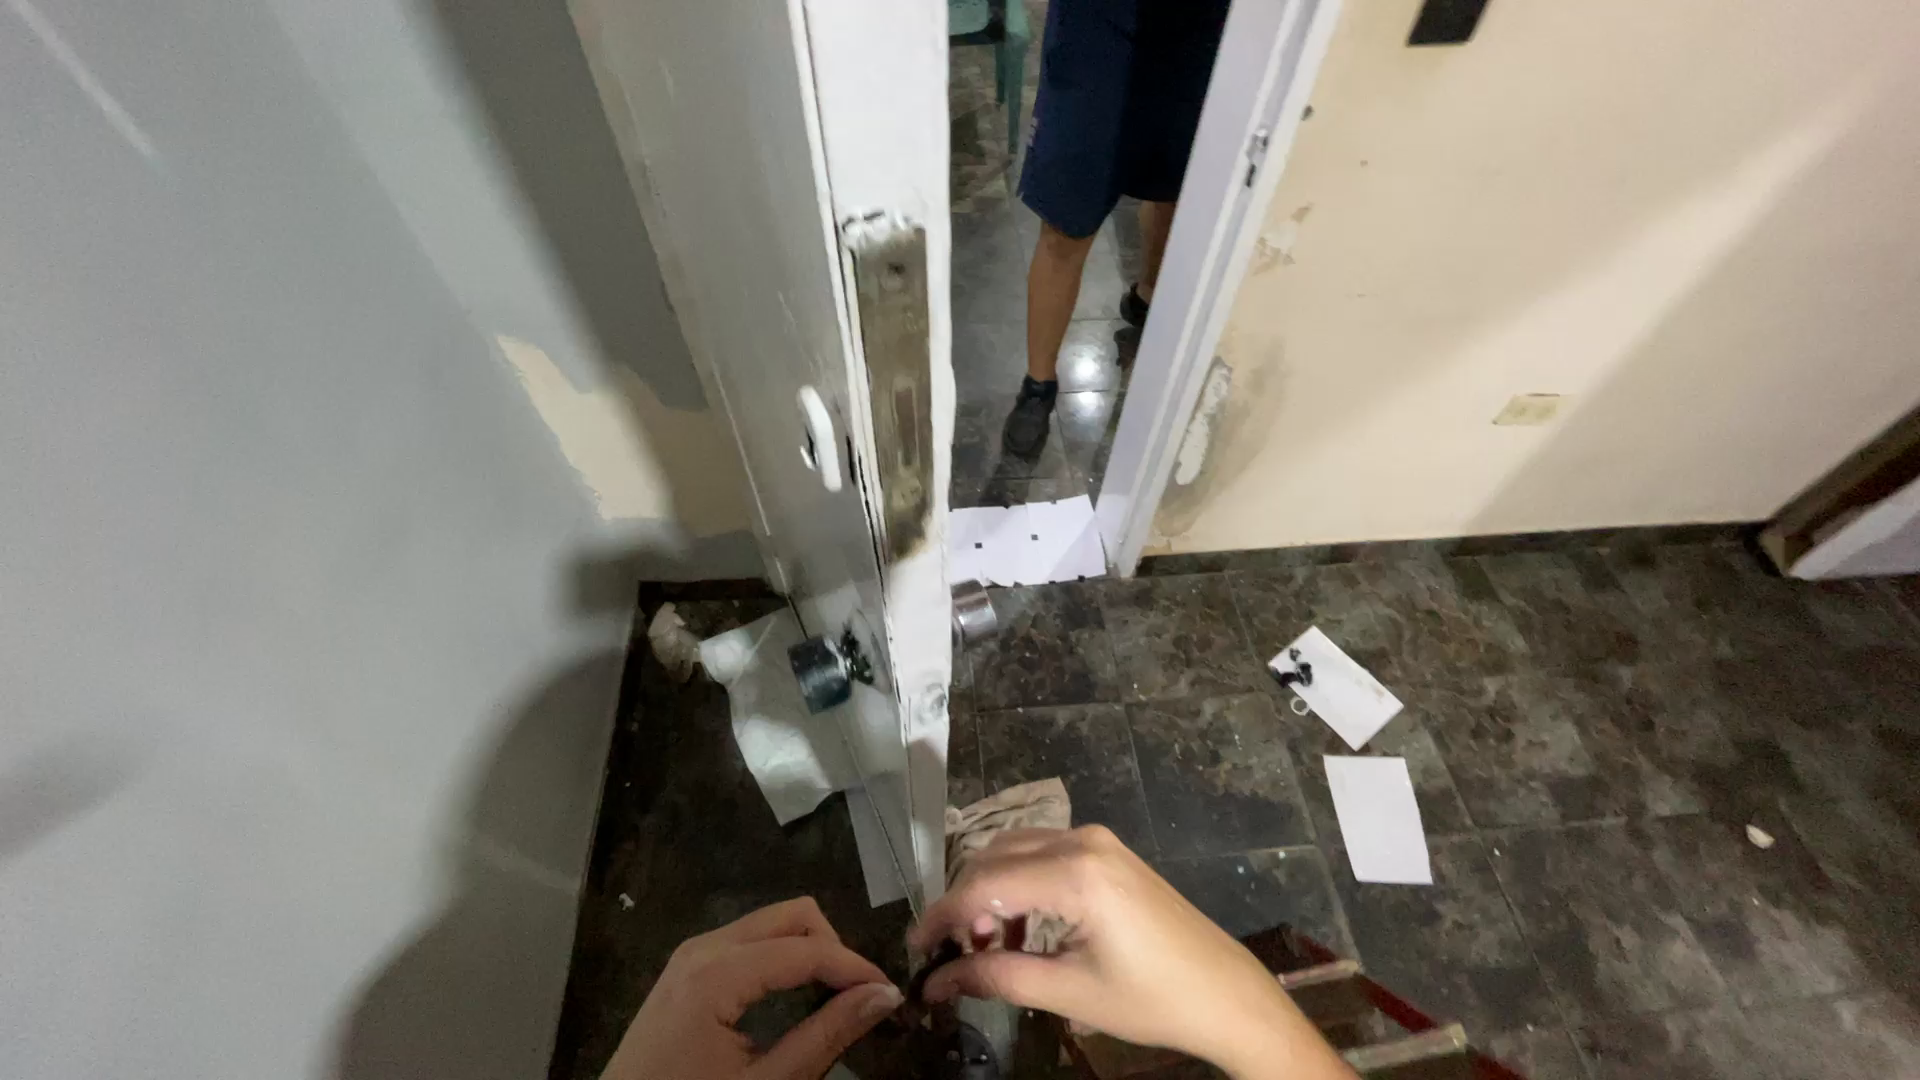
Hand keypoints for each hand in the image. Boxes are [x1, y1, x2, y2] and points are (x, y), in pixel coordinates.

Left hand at [602, 897, 902, 1079]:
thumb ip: (826, 1036)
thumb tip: (883, 996)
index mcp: (718, 973)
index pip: (807, 949)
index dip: (854, 967)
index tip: (890, 994)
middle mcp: (706, 946)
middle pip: (793, 915)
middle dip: (832, 948)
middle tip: (855, 995)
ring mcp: (693, 952)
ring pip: (773, 922)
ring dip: (809, 949)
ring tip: (831, 996)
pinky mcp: (688, 966)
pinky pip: (750, 939)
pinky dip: (782, 955)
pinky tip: (793, 994)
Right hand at [907, 826, 1353, 1079]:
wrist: (1226, 991)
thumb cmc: (1151, 1000)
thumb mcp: (1069, 993)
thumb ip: (997, 977)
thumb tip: (934, 982)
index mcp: (1075, 874)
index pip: (984, 885)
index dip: (943, 916)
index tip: (916, 950)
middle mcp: (1080, 839)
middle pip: (994, 857)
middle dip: (964, 903)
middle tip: (952, 955)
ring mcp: (1095, 838)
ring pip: (1014, 848)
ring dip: (990, 890)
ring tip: (986, 945)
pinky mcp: (1104, 847)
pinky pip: (1042, 851)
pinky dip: (1019, 882)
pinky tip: (1021, 926)